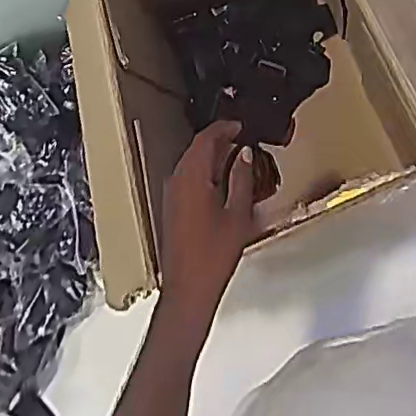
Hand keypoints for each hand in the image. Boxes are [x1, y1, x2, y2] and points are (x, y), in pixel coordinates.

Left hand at [158, 121, 255, 328]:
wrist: (187, 290)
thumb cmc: (214, 255)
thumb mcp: (238, 215)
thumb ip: (241, 179)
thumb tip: (244, 153)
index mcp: (192, 176)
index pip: (205, 139)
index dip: (223, 127)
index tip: (240, 125)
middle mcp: (177, 179)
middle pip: (196, 148)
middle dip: (218, 139)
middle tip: (241, 139)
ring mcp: (171, 193)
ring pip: (191, 162)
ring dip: (210, 155)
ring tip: (235, 157)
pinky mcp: (171, 206)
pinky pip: (186, 176)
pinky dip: (203, 170)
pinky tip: (220, 181)